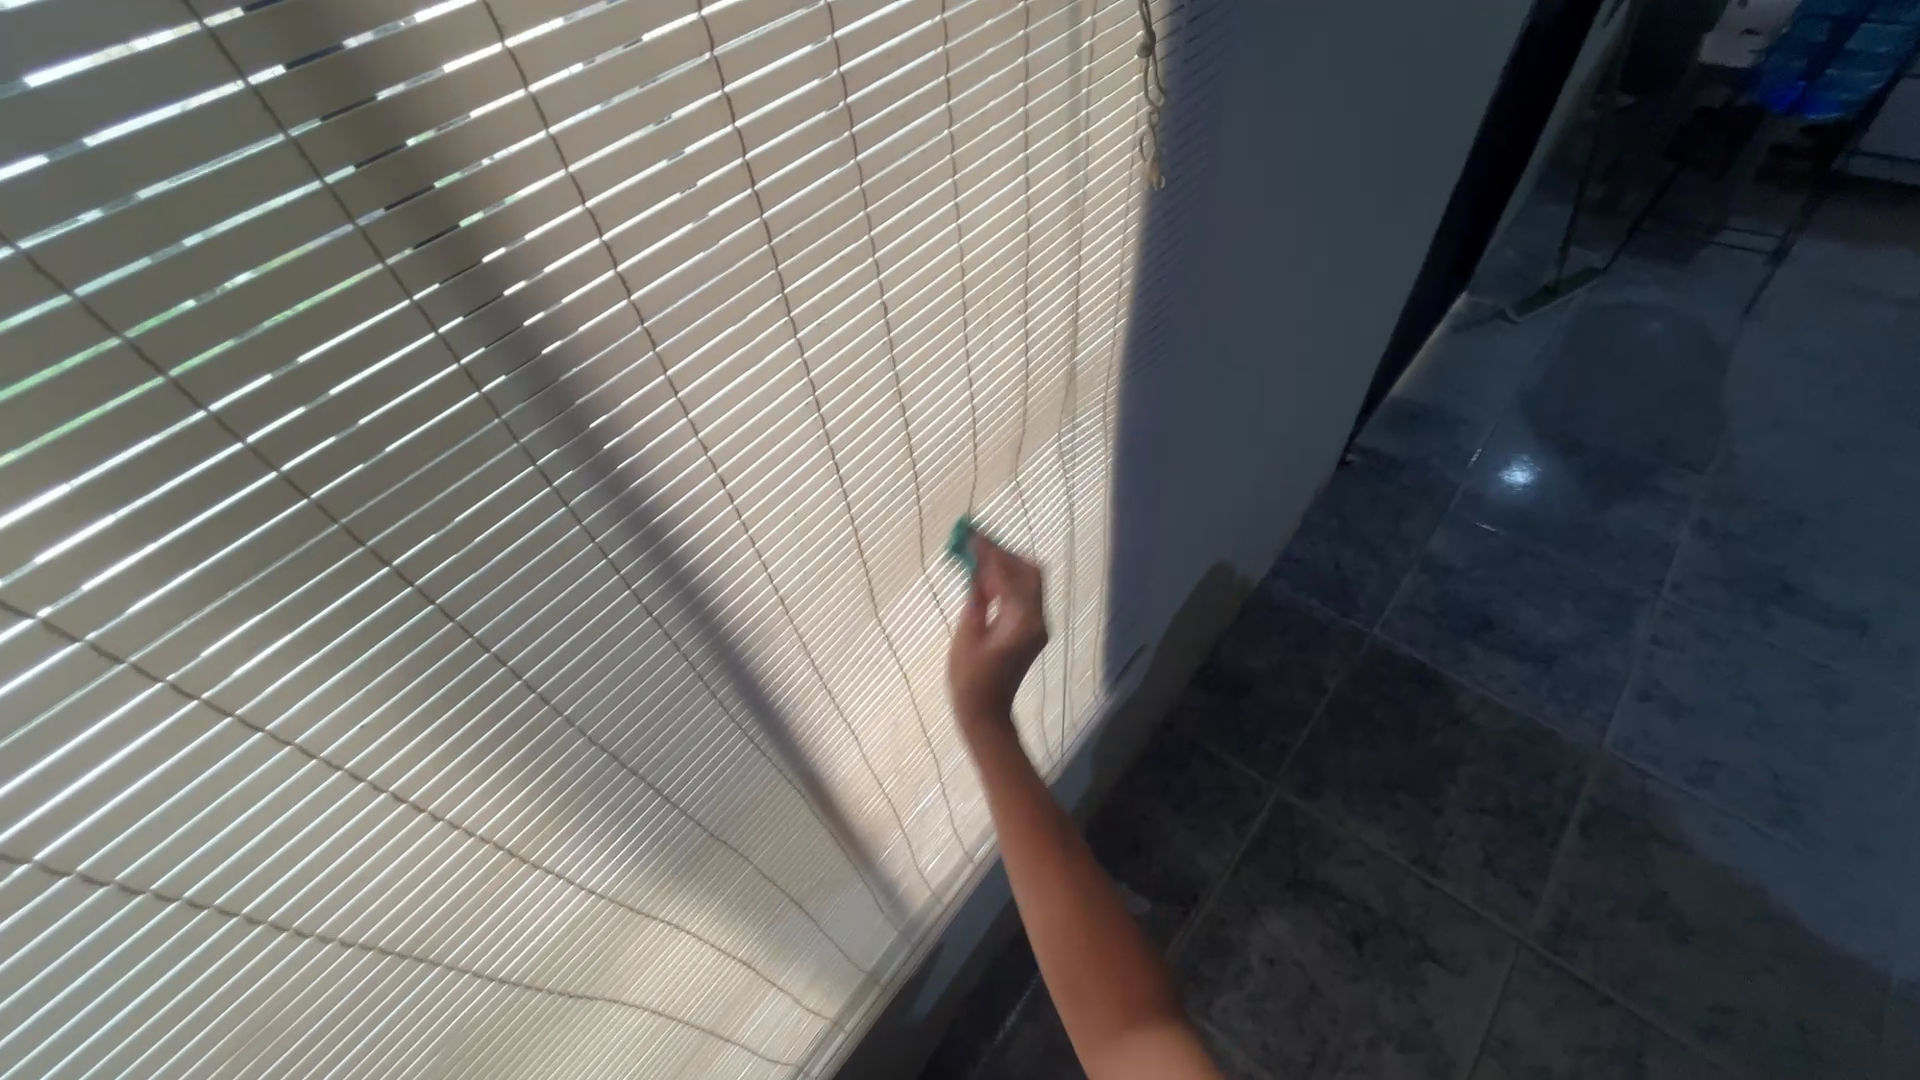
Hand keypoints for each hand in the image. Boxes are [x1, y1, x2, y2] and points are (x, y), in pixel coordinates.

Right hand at [949, 534, 1048, 735]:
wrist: (986, 714)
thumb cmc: (970, 679)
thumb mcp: (967, 634)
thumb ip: (976, 597)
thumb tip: (977, 567)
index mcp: (1022, 621)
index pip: (1010, 574)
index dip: (991, 552)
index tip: (973, 535)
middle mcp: (1037, 619)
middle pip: (1030, 572)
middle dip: (1005, 554)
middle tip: (978, 543)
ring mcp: (1037, 625)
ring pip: (1029, 582)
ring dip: (1006, 566)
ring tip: (978, 556)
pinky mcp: (1030, 630)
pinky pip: (1023, 596)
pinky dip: (1007, 582)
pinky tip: (985, 578)